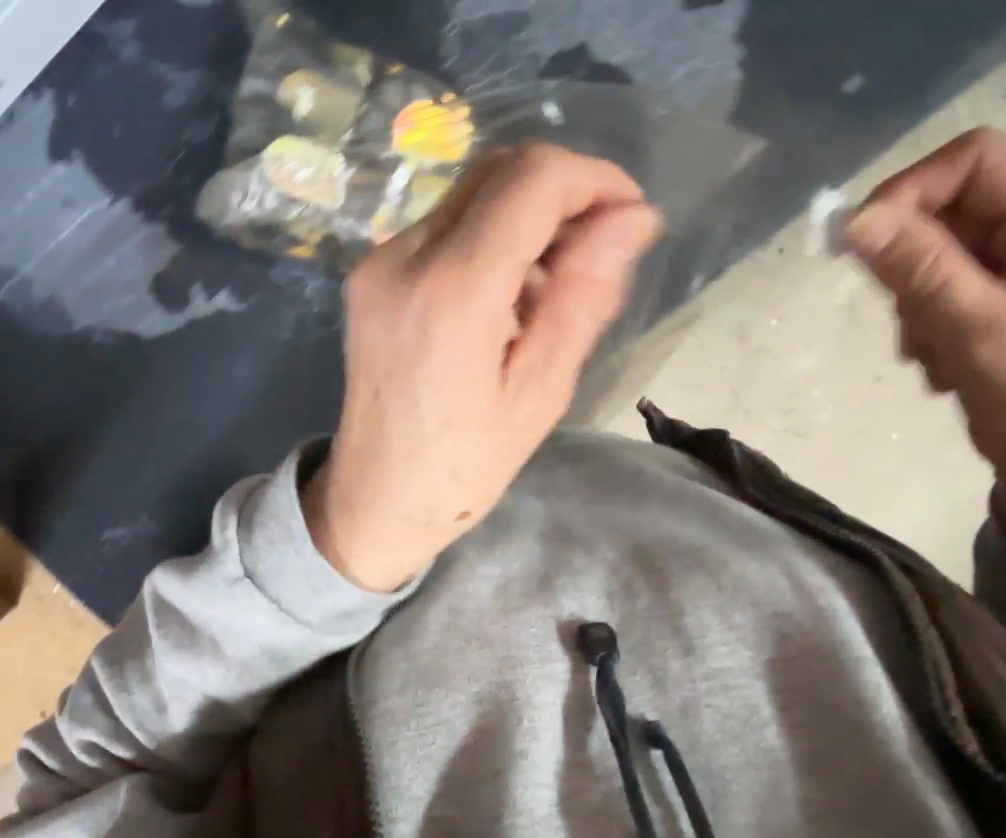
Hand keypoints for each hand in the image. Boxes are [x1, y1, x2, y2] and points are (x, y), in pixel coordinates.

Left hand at [303, 144, 660, 591]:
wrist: (376, 499)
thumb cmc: (465, 467)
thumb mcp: (541, 389)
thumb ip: (585, 294)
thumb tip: (635, 216)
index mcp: (452, 290)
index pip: (533, 178)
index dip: (595, 180)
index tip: (630, 219)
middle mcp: (404, 256)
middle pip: (500, 170)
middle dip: (563, 194)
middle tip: (596, 254)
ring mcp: (379, 261)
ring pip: (472, 193)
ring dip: (528, 217)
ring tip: (552, 292)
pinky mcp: (370, 273)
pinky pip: (444, 225)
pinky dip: (490, 238)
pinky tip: (507, 298)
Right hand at [843, 128, 1005, 572]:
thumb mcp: (980, 331)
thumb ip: (918, 269)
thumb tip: (851, 220)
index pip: (977, 161)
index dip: (910, 191)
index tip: (857, 242)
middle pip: (952, 210)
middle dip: (913, 267)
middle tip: (907, 322)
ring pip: (936, 255)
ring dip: (916, 305)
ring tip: (934, 357)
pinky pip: (941, 290)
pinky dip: (926, 326)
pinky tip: (942, 366)